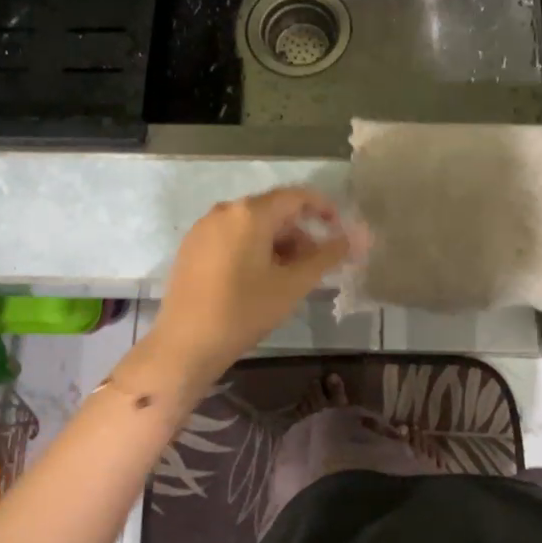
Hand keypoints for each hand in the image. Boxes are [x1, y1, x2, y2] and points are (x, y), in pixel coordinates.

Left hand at [146, 188, 364, 381]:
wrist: (184, 346)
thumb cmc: (243, 311)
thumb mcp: (292, 285)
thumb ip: (327, 256)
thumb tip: (356, 238)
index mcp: (249, 213)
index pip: (296, 196)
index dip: (324, 209)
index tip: (341, 231)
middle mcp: (225, 210)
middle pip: (273, 211)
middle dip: (301, 233)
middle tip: (318, 264)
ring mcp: (204, 228)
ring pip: (252, 225)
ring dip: (278, 243)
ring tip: (291, 277)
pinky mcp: (192, 247)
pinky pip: (232, 236)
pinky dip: (254, 249)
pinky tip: (261, 279)